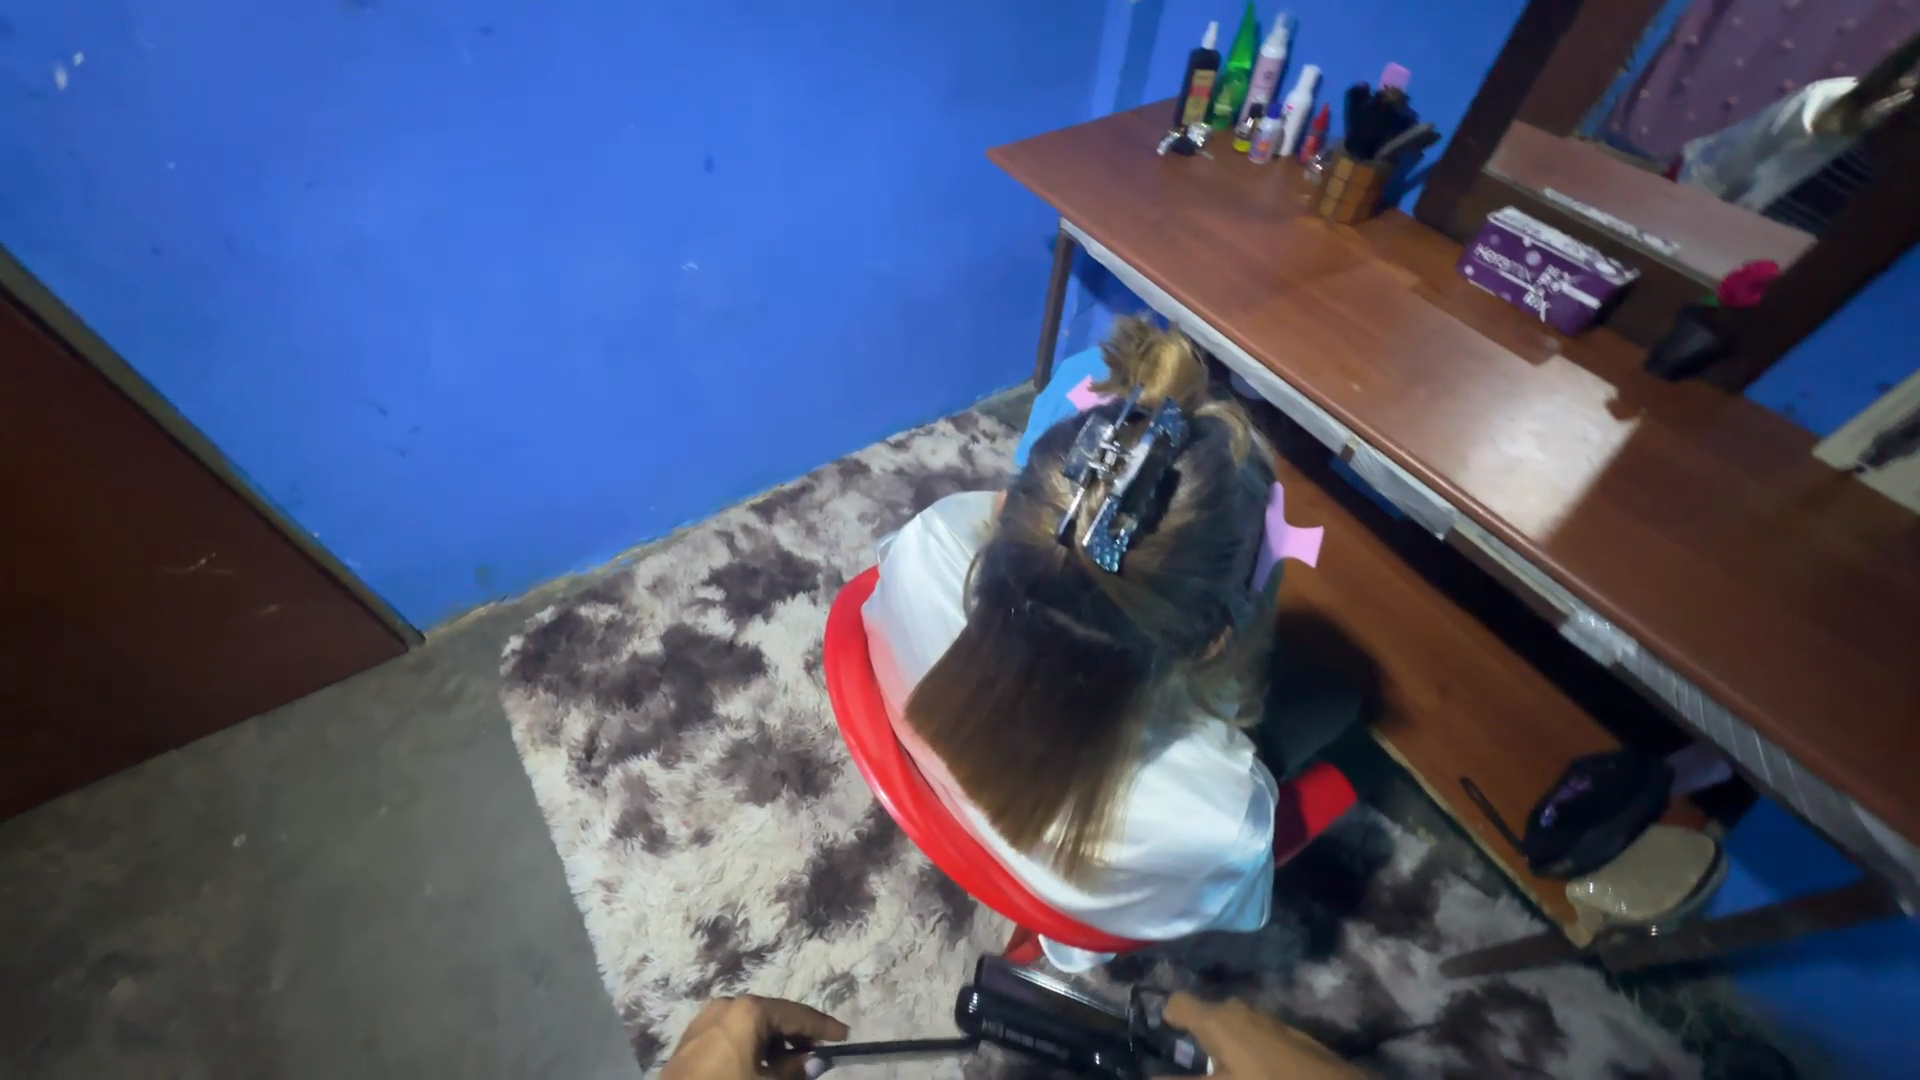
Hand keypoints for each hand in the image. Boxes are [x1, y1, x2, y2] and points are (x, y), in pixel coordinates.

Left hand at [661, 996, 848, 1079]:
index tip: (844, 1036)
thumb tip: (815, 1061)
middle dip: (796, 1036)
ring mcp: (707, 1019)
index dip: (823, 1027)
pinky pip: (732, 1035)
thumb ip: (795, 1070)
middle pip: (774, 1016)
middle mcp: (729, 1004)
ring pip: (752, 1026)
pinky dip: (751, 1047)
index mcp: (749, 1010)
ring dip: (773, 1044)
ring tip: (789, 1066)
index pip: (797, 1014)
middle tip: (817, 1054)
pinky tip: (760, 1067)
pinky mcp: (692, 1039)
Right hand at [1165, 993, 1365, 1079]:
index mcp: (1216, 1019)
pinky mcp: (1289, 1034)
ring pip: (1233, 1025)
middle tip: (1195, 1067)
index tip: (1164, 1039)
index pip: (1178, 1002)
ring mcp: (1266, 1019)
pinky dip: (1248, 1052)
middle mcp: (1237, 1010)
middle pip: (1206, 1014)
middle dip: (1197, 1038)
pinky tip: (1258, 1076)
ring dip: (1224, 1046)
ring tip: (1226, 1073)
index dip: (1167, 1018)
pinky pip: (1255, 1036)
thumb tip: (1147, 1079)